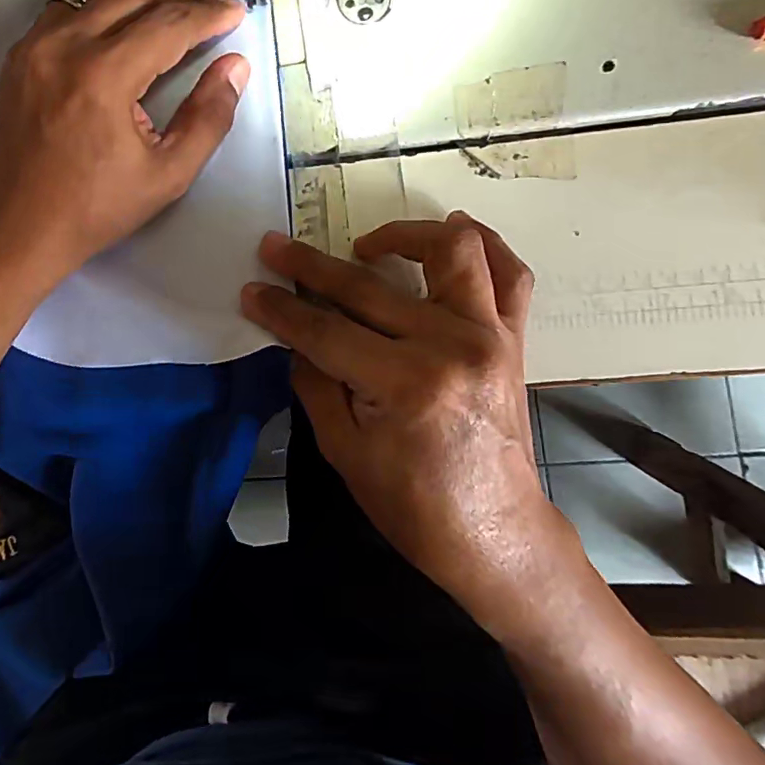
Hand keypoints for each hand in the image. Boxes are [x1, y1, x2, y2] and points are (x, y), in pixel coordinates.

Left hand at [0, 0, 250, 274]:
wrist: (19, 226)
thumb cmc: (95, 208)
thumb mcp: (168, 175)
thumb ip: (208, 118)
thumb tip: (235, 67)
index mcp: (104, 76)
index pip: (168, 24)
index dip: (208, 15)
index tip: (236, 12)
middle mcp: (66, 45)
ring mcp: (37, 42)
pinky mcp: (22, 51)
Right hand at [239, 213, 568, 624]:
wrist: (493, 533)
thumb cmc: (412, 505)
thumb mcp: (344, 451)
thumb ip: (316, 382)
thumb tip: (296, 336)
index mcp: (405, 385)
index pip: (326, 331)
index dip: (282, 309)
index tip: (252, 289)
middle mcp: (452, 346)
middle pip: (370, 288)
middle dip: (312, 266)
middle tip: (278, 248)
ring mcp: (490, 336)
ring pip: (454, 252)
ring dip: (405, 235)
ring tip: (368, 244)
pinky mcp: (513, 340)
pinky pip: (510, 274)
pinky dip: (484, 244)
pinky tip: (455, 231)